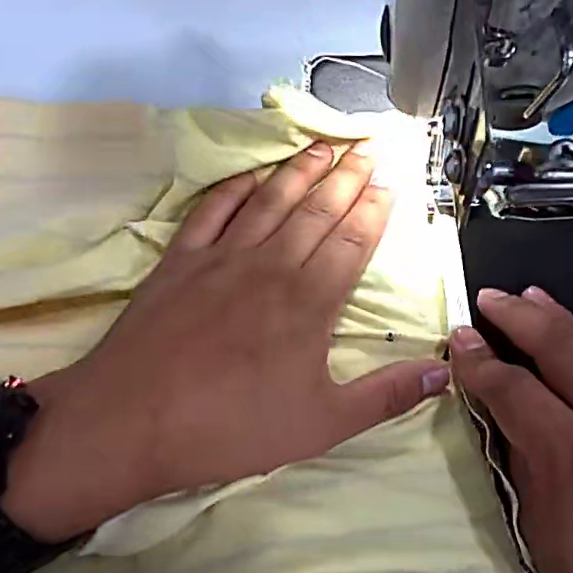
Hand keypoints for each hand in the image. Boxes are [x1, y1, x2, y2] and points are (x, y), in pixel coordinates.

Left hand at [1, 142, 450, 539]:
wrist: (130, 423)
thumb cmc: (232, 427)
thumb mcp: (323, 424)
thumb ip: (385, 397)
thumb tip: (442, 375)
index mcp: (309, 303)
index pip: (353, 241)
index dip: (375, 209)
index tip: (391, 181)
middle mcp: (270, 267)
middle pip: (317, 210)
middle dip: (348, 176)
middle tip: (369, 146)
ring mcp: (220, 259)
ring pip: (270, 201)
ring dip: (301, 170)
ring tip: (325, 145)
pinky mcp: (179, 262)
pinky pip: (212, 210)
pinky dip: (235, 188)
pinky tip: (251, 175)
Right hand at [447, 288, 572, 572]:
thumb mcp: (546, 545)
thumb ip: (529, 472)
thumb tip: (514, 426)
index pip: (517, 391)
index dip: (481, 364)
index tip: (460, 340)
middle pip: (570, 350)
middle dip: (526, 317)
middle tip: (494, 297)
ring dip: (568, 326)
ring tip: (536, 302)